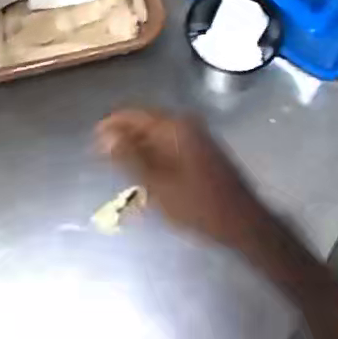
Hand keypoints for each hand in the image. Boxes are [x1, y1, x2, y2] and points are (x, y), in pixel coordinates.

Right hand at [95, 109, 270, 250]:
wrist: (243, 223)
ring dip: (138, 146)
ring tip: (119, 163)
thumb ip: (129, 156)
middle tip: (102, 151)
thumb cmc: (198, 204)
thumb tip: (104, 136)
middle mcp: (186, 124)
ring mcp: (197, 136)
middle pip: (146, 122)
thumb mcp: (156, 183)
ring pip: (158, 134)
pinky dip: (154, 153)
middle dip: (124, 135)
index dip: (112, 123)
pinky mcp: (203, 150)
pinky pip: (170, 143)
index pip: (135, 114)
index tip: (94, 135)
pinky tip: (144, 170)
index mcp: (174, 126)